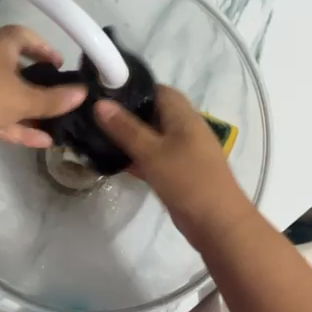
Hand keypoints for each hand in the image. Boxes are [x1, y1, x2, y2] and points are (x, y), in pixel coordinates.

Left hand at [0, 25, 89, 148]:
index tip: (58, 64)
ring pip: (5, 95)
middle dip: (36, 83)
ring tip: (53, 124)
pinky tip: (40, 141)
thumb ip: (54, 100)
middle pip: (14, 67)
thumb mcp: (24, 99)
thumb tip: (82, 94)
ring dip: (28, 109)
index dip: (43, 47)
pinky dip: (15, 125)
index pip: (24, 35)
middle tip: (56, 95)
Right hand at [94, 86, 250, 234]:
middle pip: (153, 113)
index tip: (104, 94)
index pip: (157, 89)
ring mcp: (182, 151)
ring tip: (97, 138)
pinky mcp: (178, 172)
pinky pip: (154, 158)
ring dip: (129, 138)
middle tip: (95, 118)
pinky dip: (137, 158)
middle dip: (126, 115)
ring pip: (151, 137)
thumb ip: (125, 129)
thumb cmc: (186, 180)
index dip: (132, 89)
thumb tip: (100, 103)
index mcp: (183, 115)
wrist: (216, 222)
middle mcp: (184, 128)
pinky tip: (113, 163)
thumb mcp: (151, 152)